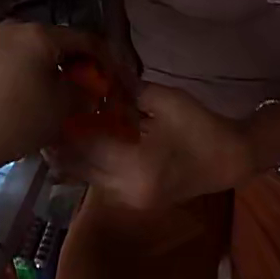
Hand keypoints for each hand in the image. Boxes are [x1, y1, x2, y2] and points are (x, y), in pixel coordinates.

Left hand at [0, 21, 109, 188]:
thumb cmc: (16, 117)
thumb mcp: (61, 107)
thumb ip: (83, 93)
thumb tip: (89, 89)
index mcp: (39, 32)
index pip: (85, 39)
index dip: (106, 61)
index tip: (116, 83)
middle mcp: (15, 28)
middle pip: (58, 44)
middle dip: (77, 67)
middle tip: (90, 94)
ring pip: (35, 55)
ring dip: (54, 74)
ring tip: (64, 102)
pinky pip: (16, 65)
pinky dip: (31, 79)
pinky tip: (34, 103)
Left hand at [50, 83, 264, 209]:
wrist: (232, 160)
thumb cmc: (200, 127)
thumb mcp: (163, 99)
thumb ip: (126, 91)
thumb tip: (99, 78)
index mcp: (135, 165)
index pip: (86, 144)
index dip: (66, 124)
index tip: (53, 104)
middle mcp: (126, 188)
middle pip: (78, 165)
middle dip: (61, 141)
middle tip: (47, 116)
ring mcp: (129, 199)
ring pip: (84, 176)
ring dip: (70, 153)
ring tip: (59, 127)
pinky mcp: (132, 200)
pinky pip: (97, 180)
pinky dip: (86, 161)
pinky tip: (82, 141)